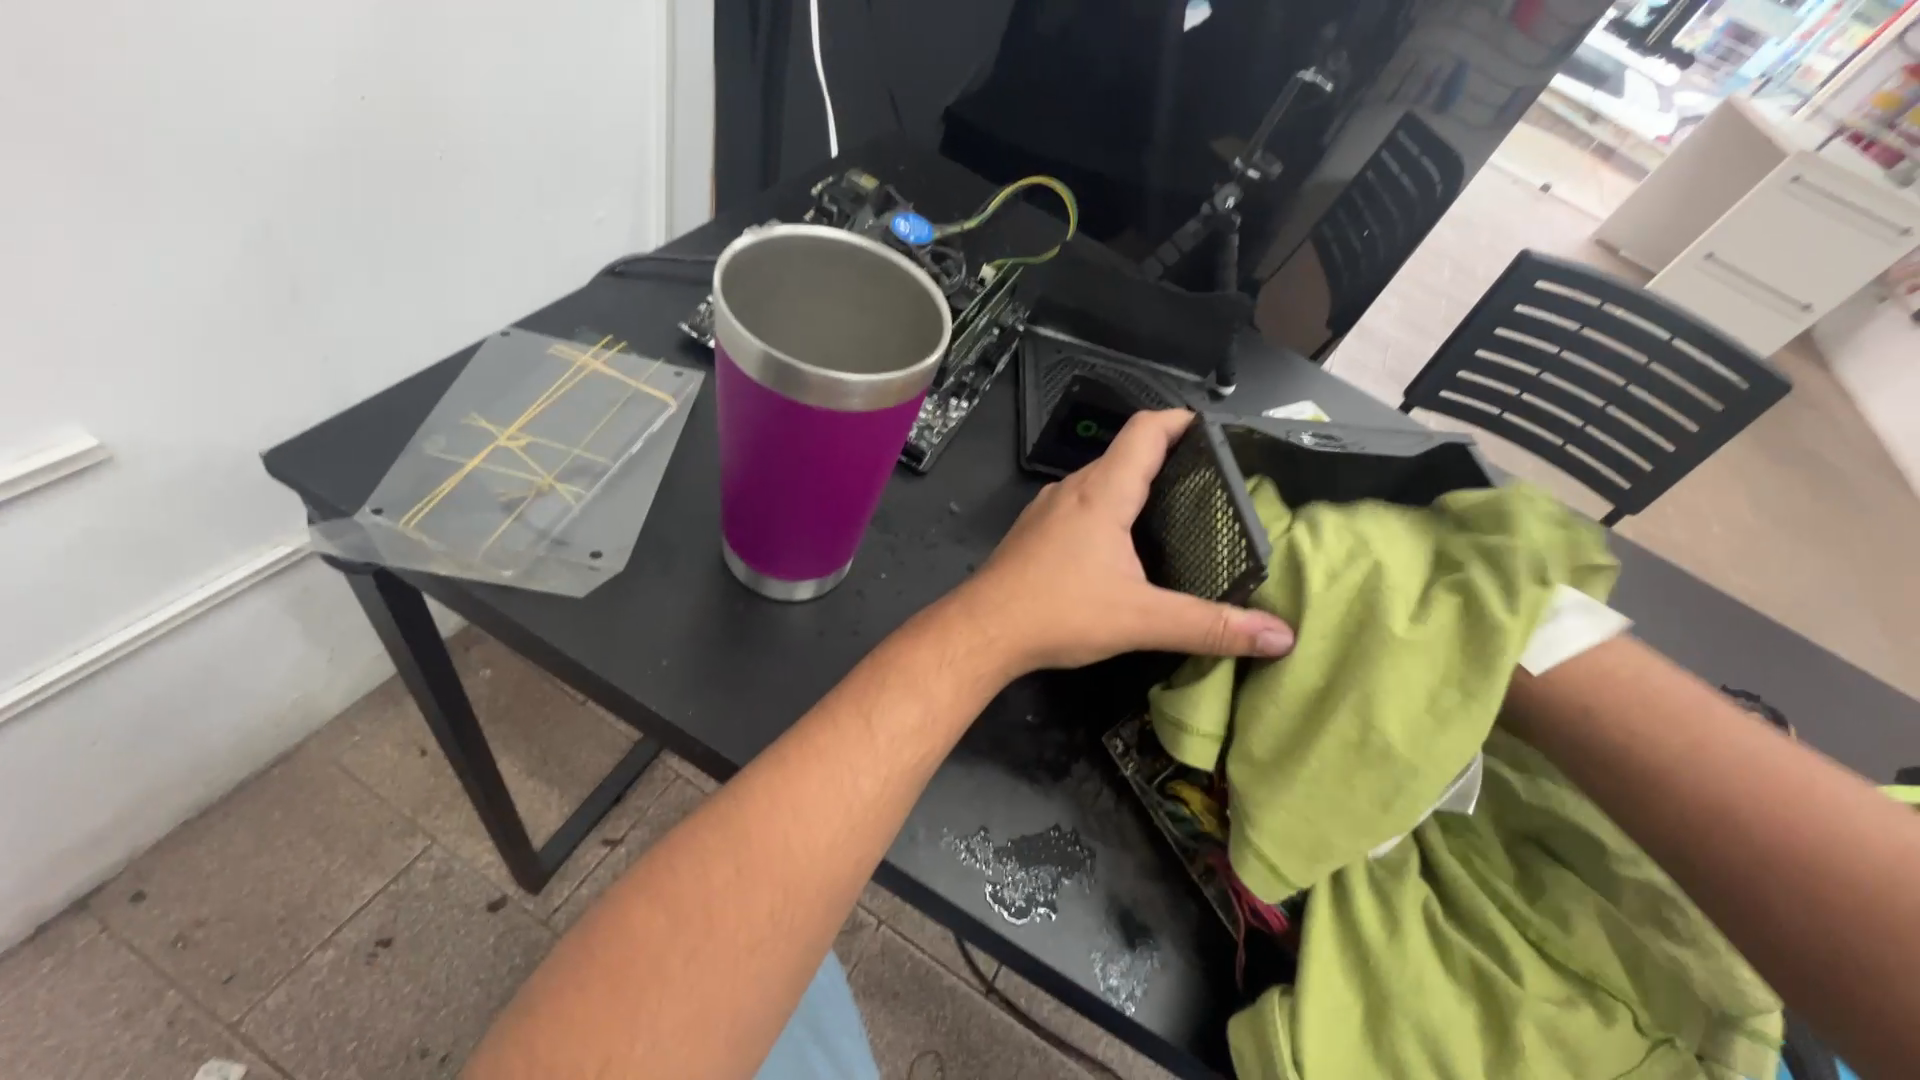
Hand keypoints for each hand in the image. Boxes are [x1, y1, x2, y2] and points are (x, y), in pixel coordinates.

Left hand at [952, 409, 1294, 675]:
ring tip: (1173, 516)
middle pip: (1126, 455)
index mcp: (1103, 493)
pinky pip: (1080, 508)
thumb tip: (1279, 636)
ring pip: (1100, 483)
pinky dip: (1109, 513)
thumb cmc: (1058, 613)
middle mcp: (1073, 490)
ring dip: (1136, 489)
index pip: (1147, 430)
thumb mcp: (1142, 621)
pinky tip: (1122, 549)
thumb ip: (1210, 627)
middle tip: (1209, 485)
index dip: (1182, 421)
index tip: (1215, 431)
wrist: (981, 632)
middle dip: (1168, 460)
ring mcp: (1047, 510)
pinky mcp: (1034, 534)